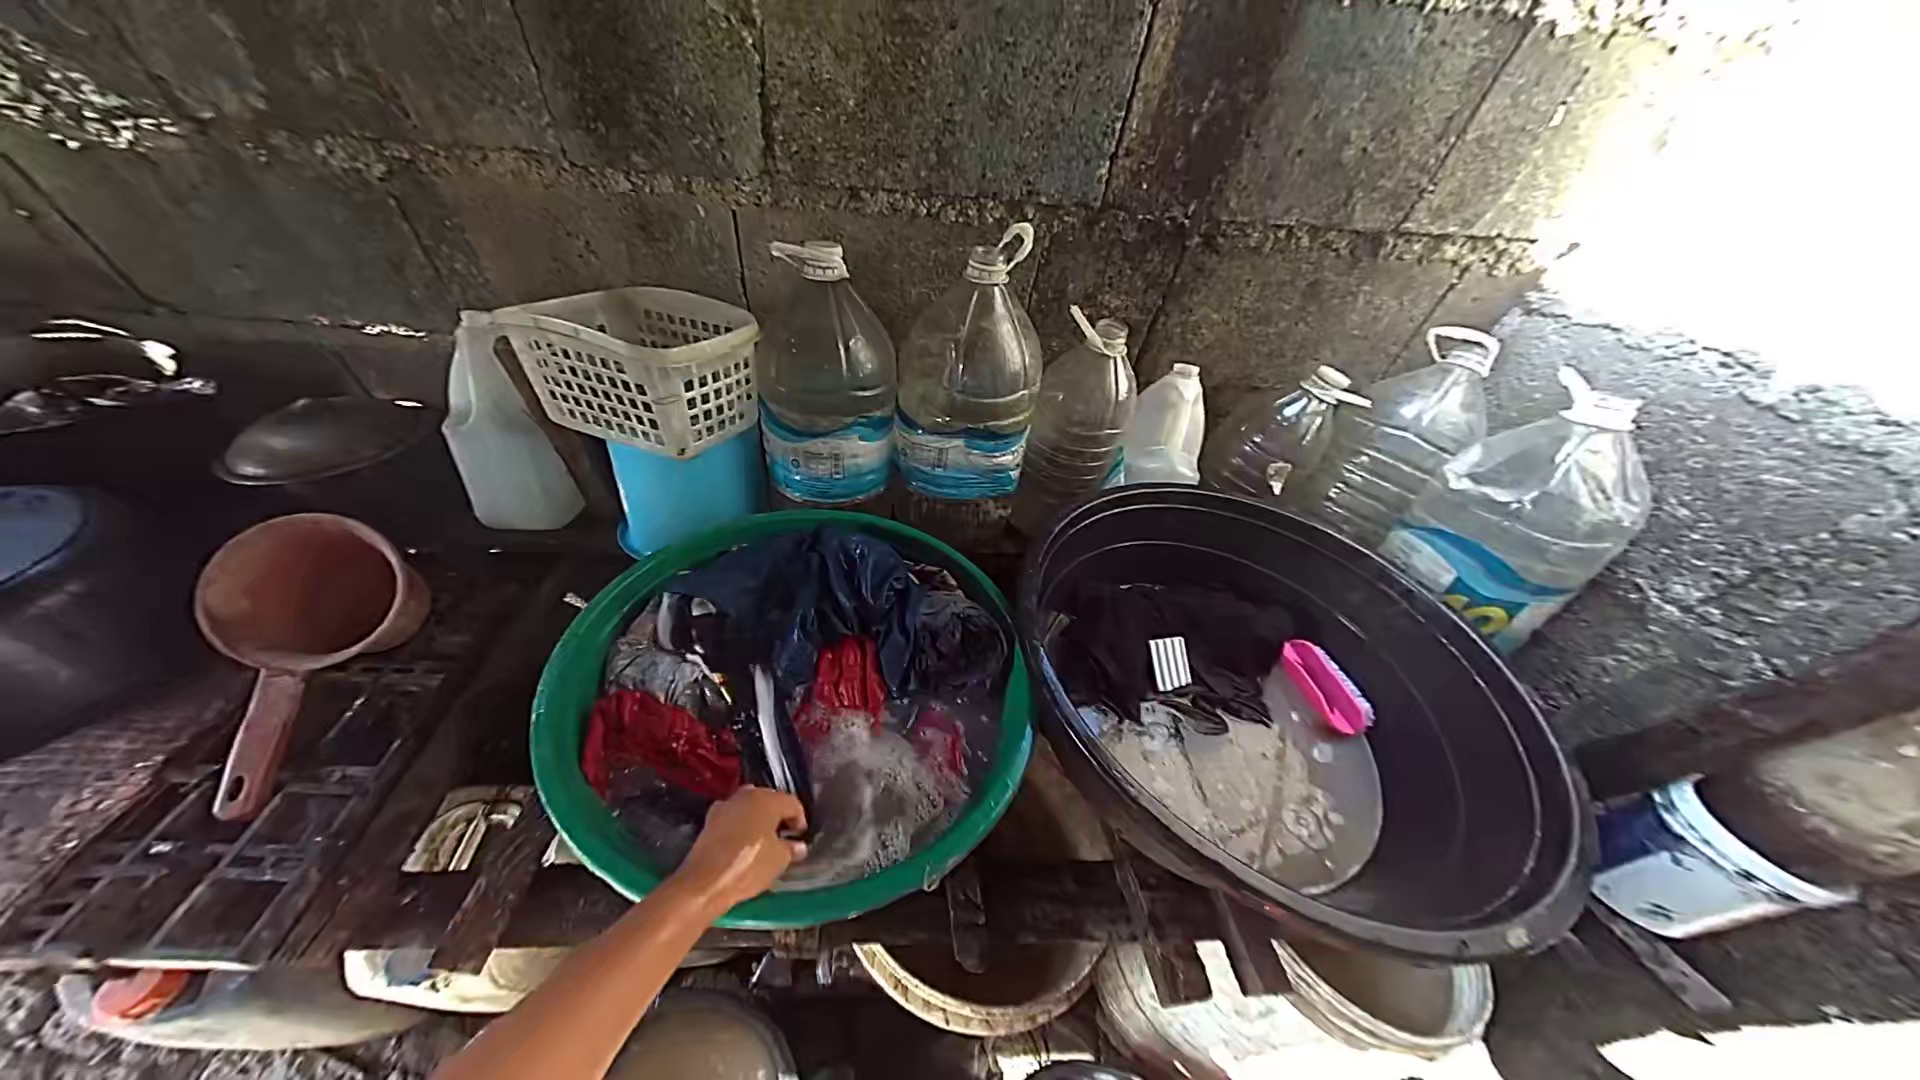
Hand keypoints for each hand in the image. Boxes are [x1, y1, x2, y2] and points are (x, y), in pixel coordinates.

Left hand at [670, 787, 807, 911]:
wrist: (704, 883)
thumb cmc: (748, 867)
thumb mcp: (778, 860)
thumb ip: (792, 848)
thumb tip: (798, 845)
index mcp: (769, 800)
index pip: (792, 804)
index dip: (800, 820)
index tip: (800, 836)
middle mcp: (747, 795)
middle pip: (770, 800)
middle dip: (779, 816)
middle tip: (785, 836)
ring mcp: (726, 805)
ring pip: (750, 806)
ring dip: (758, 818)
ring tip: (763, 838)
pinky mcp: (710, 819)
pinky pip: (733, 816)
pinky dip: (740, 824)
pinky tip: (742, 841)